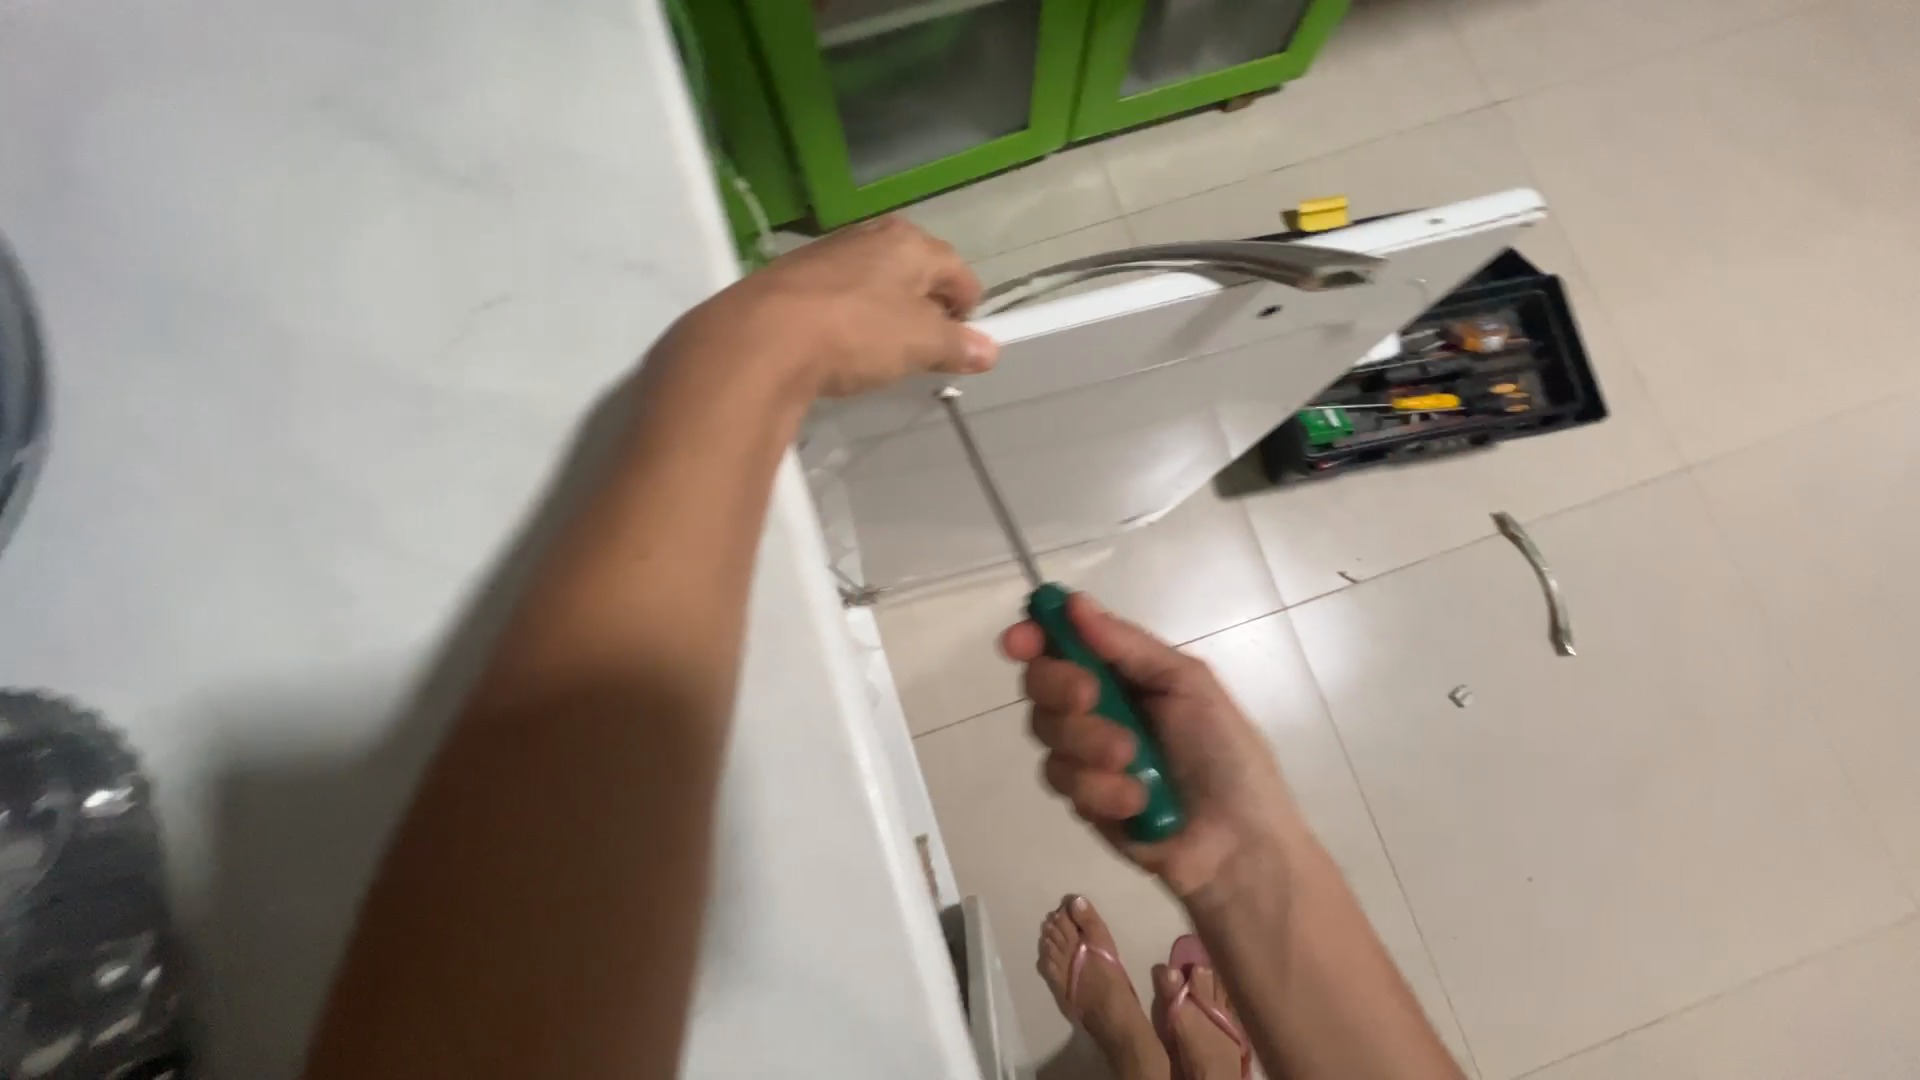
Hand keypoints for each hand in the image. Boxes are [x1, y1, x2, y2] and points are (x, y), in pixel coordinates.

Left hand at [657, 216, 998, 398]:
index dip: (968, 305)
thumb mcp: (920, 344)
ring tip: (885, 348)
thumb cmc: (858, 333)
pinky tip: (843, 345)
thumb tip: (990, 350)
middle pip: (915, 270)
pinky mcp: (793, 276)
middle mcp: (871, 236)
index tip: (966, 336)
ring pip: (875, 280)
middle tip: (928, 343)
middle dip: (927, 304)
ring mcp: (828, 253)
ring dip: (887, 309)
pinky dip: (851, 316)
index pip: (957, 270)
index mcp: (910, 244)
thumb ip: (957, 345)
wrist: (764, 337)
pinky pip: (839, 295)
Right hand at [1002, 594, 1308, 899]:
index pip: (1062, 641)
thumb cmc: (1226, 755)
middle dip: (1059, 686)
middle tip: (1090, 697)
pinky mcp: (1081, 798)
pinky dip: (1099, 788)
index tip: (1021, 640)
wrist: (1239, 846)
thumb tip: (1074, 601)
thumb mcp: (1188, 684)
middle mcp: (1095, 705)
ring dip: (1089, 743)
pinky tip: (1137, 803)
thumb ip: (1128, 645)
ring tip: (1134, 762)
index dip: (1034, 635)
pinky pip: (1062, 779)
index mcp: (1123, 671)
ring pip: (1047, 731)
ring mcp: (1084, 753)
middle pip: (1040, 681)